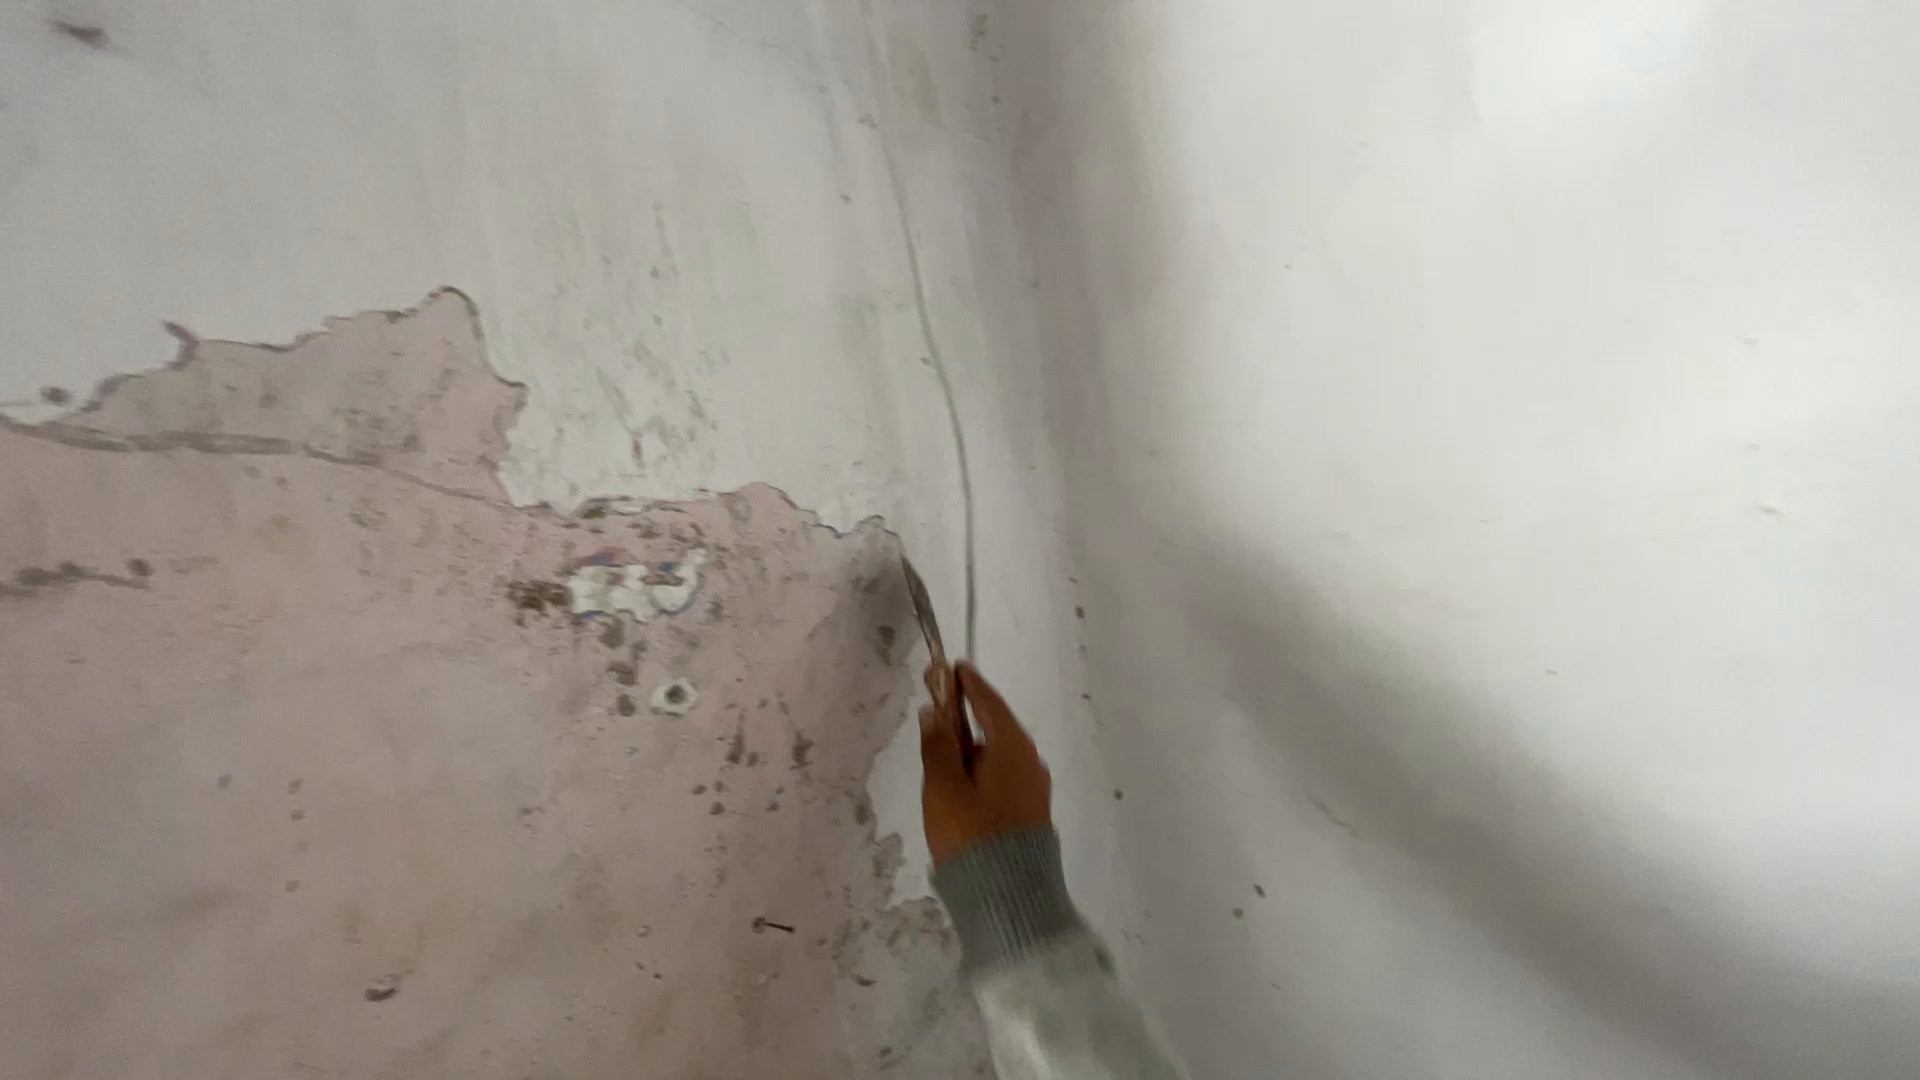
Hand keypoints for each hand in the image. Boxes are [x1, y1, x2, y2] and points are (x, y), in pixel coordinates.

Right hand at [920, 662, 1051, 864]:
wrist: (1010, 897)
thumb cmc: (971, 834)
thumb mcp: (944, 787)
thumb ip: (938, 746)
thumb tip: (934, 711)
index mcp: (1011, 746)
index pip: (988, 701)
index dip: (968, 683)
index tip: (953, 667)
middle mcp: (1029, 759)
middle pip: (995, 724)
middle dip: (968, 713)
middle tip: (940, 703)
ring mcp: (1034, 785)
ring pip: (1000, 751)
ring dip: (974, 743)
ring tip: (945, 747)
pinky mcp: (1031, 809)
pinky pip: (1005, 772)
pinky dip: (983, 764)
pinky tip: (965, 780)